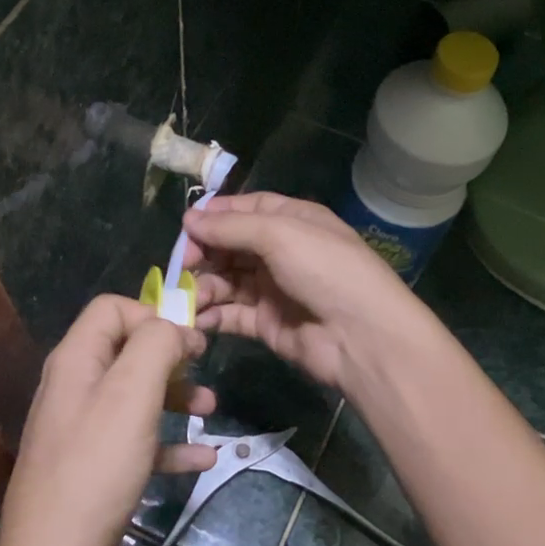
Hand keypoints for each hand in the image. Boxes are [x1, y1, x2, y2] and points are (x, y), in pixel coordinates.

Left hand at [0, 295, 218, 545]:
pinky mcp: (96, 472)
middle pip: (127, 353)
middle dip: (172, 359)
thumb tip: (174, 327)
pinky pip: (139, 445)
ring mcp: (83, 433)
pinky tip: (203, 459)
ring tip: (212, 413)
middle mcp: (74, 390)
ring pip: (137, 399)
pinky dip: (170, 445)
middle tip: (207, 374)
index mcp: (75, 361)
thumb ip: (155, 345)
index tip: (192, 342)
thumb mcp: (131, 395)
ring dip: (177, 400)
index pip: (111, 309)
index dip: (154, 315)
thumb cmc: (96, 467)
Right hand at [182, 193, 433, 391]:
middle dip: (204, 253)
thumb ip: (231, 227)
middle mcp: (282, 251)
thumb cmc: (325, 271)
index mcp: (292, 221)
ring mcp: (273, 289)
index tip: (185, 228)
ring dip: (204, 286)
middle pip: (230, 245)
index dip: (214, 216)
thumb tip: (188, 219)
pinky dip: (212, 315)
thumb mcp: (280, 234)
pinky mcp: (266, 324)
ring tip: (187, 296)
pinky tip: (195, 318)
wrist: (361, 335)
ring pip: (227, 280)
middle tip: (182, 267)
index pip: (245, 210)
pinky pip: (231, 314)